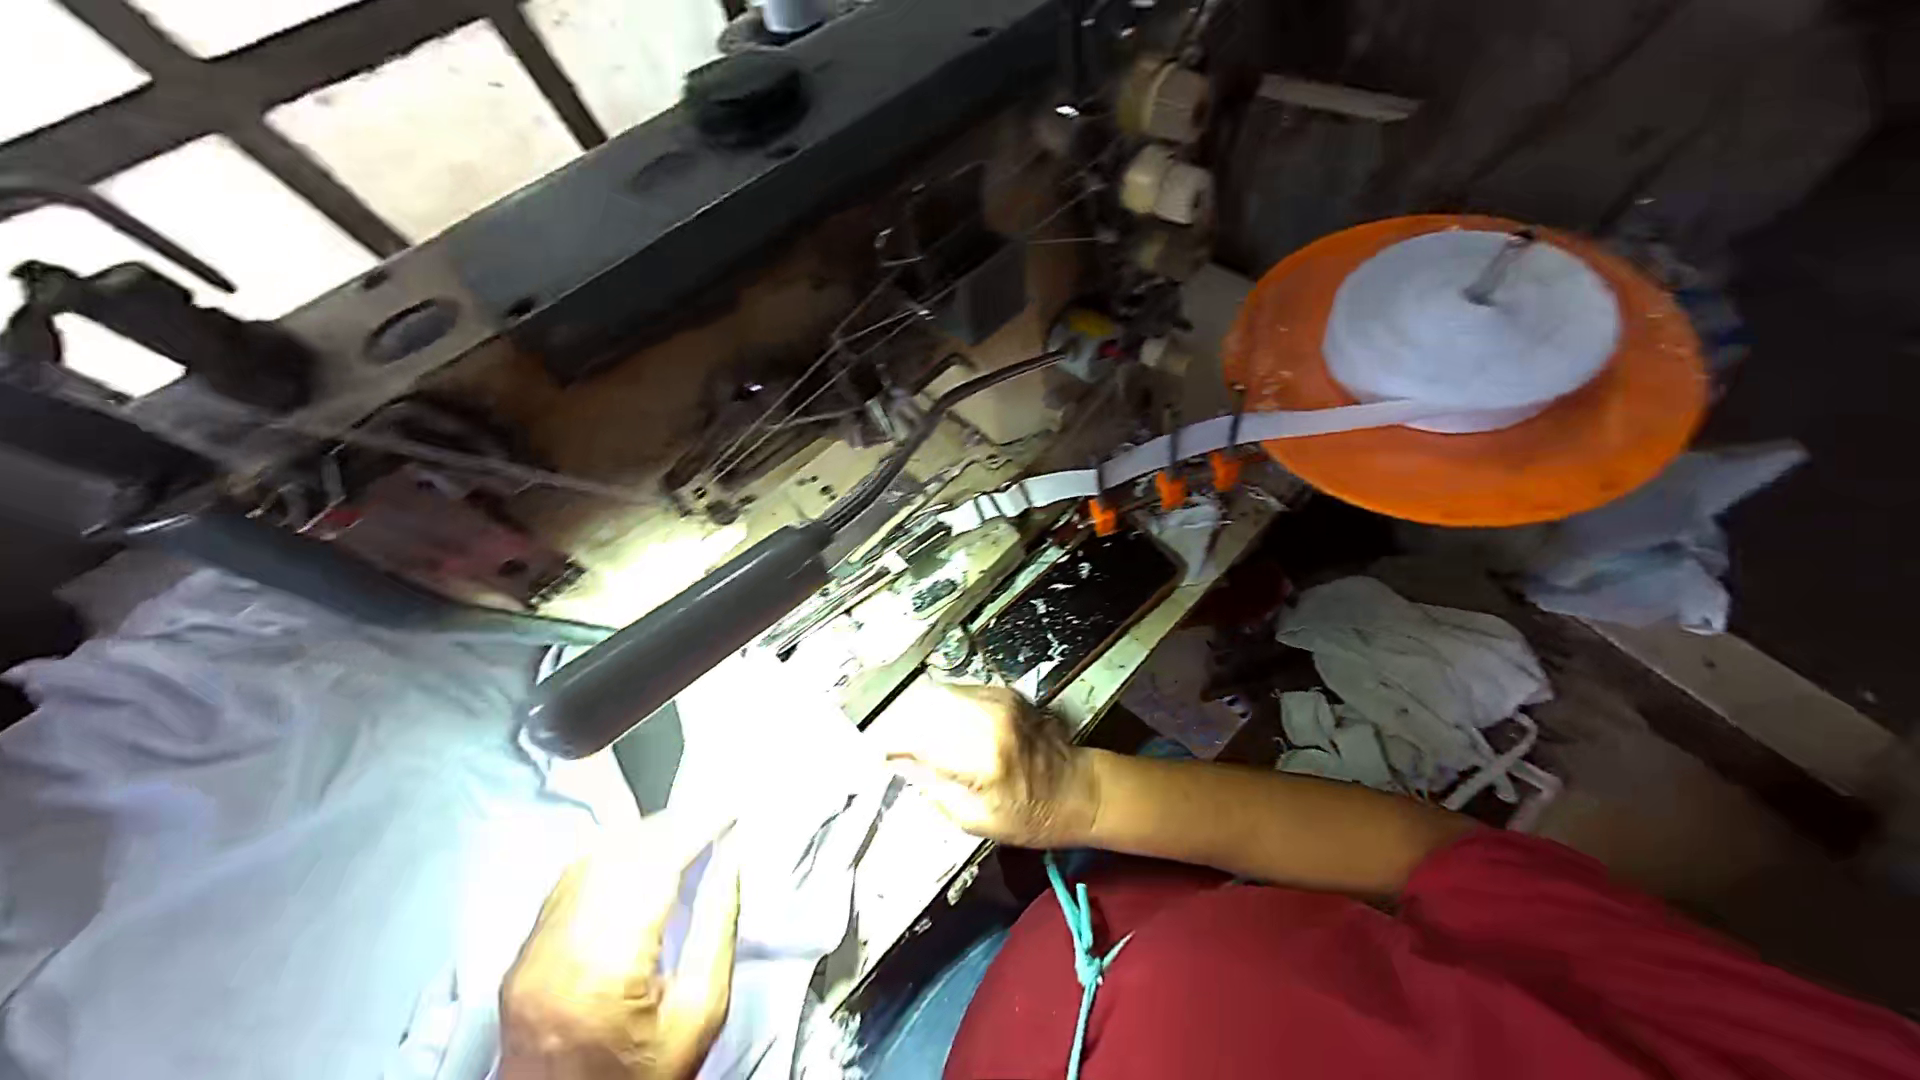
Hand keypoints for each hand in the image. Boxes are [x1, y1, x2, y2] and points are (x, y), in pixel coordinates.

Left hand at [500, 813, 739, 1079]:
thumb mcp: (702, 1011)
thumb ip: (717, 925)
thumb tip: (729, 860)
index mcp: (606, 969)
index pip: (656, 867)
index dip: (695, 829)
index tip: (727, 812)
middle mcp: (558, 953)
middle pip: (619, 856)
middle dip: (670, 826)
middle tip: (709, 816)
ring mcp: (531, 956)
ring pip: (590, 862)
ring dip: (639, 836)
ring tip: (681, 830)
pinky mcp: (521, 960)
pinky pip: (567, 884)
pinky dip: (607, 858)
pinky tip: (637, 855)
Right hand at [874, 680, 1099, 848]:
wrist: (1077, 788)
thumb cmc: (1030, 815)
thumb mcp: (975, 819)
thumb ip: (933, 787)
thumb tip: (900, 762)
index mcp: (982, 757)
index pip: (919, 737)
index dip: (891, 743)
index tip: (876, 752)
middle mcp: (988, 718)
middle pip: (924, 706)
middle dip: (901, 723)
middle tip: (891, 744)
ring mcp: (998, 700)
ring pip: (939, 693)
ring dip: (919, 712)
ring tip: (911, 735)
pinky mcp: (1003, 692)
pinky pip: (958, 691)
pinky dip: (941, 706)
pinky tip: (940, 726)